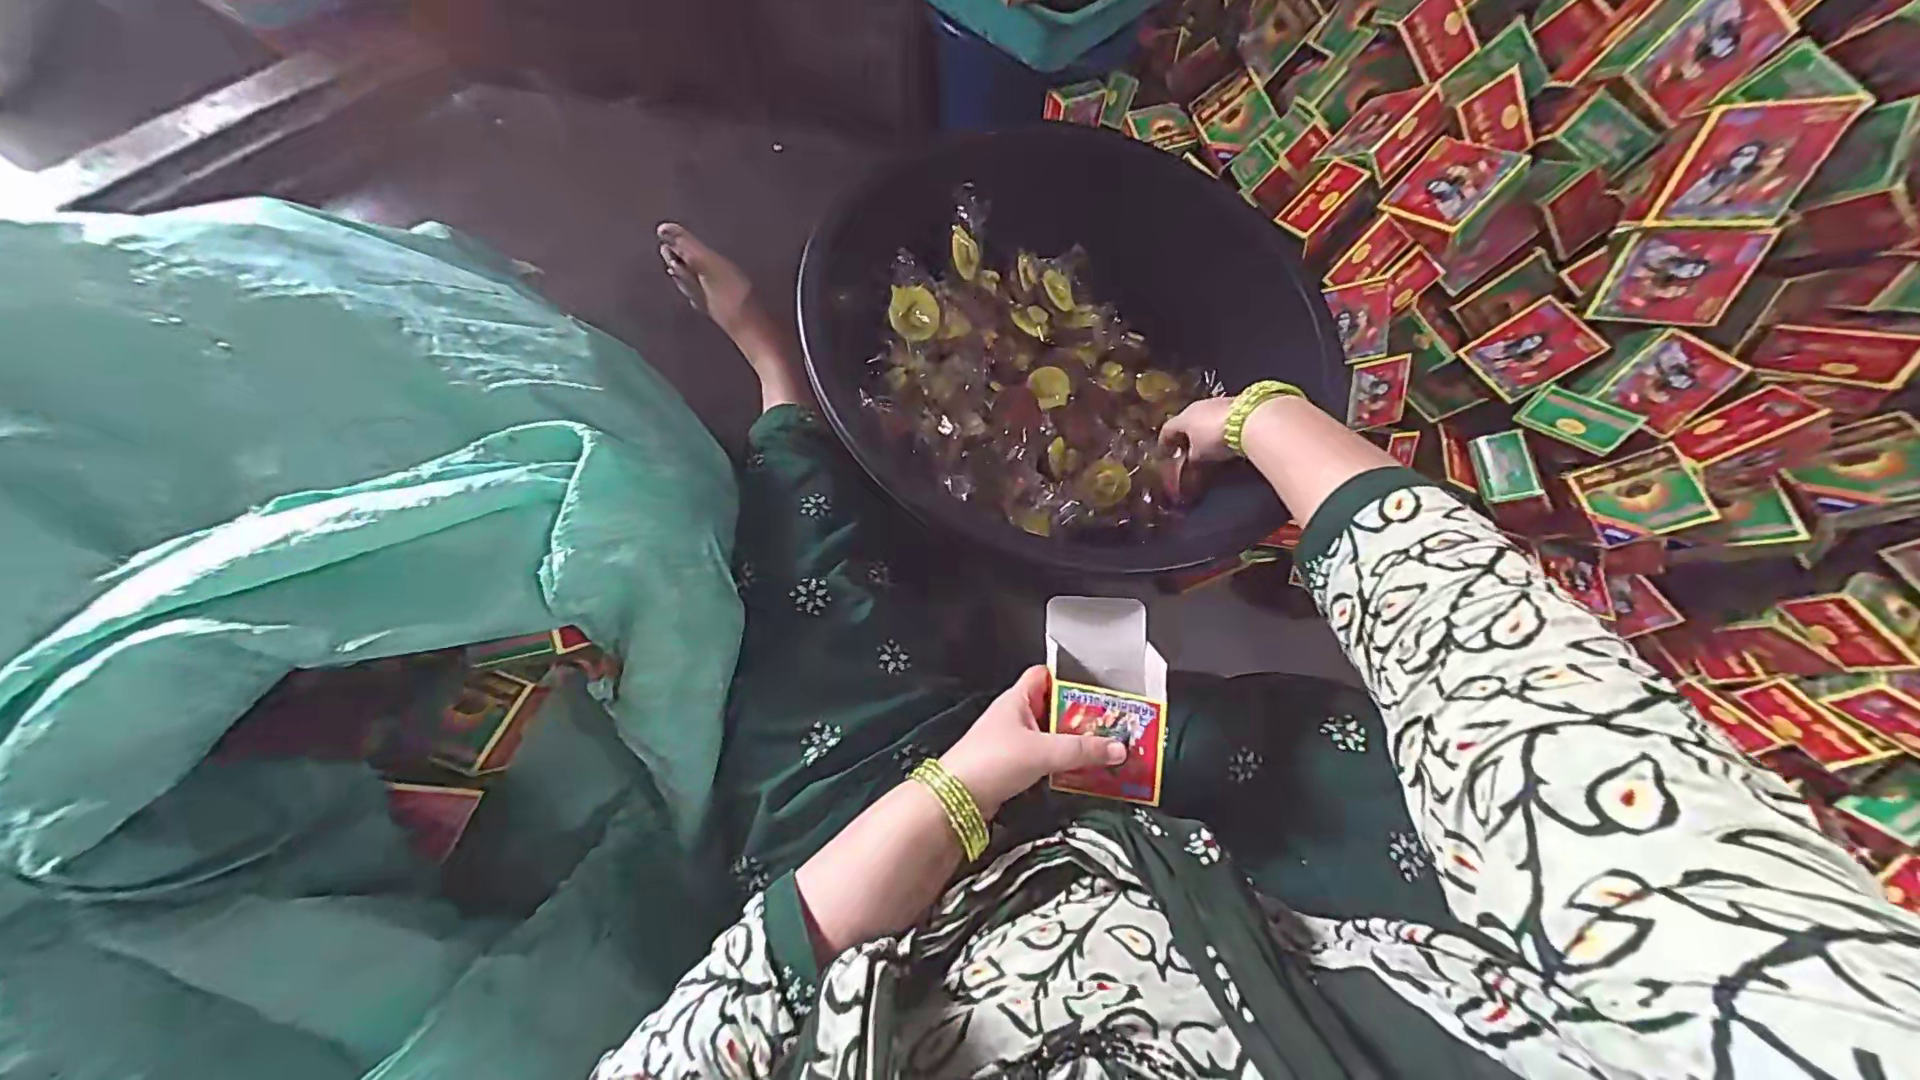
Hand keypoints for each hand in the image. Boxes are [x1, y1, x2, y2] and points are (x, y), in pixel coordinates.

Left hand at [940, 666, 1126, 817]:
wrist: (958, 798)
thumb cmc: (993, 760)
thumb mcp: (1043, 751)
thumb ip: (1082, 750)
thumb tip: (1119, 749)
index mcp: (1016, 699)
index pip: (1043, 675)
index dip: (1067, 678)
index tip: (1095, 691)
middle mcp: (1014, 716)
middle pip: (1052, 708)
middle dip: (1079, 717)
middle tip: (1110, 726)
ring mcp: (1012, 741)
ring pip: (1050, 735)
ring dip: (1073, 743)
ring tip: (1104, 750)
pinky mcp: (1012, 765)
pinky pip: (1044, 758)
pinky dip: (1061, 763)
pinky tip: (1081, 771)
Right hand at [1159, 396, 1237, 464]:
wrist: (1249, 420)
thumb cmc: (1215, 439)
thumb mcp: (1199, 456)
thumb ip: (1191, 459)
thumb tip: (1189, 462)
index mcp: (1182, 418)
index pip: (1167, 430)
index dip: (1164, 443)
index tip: (1164, 454)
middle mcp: (1195, 407)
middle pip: (1184, 421)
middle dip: (1183, 436)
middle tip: (1184, 449)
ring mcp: (1214, 402)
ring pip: (1201, 417)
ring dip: (1200, 430)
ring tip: (1204, 443)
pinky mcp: (1232, 401)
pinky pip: (1217, 416)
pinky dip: (1215, 425)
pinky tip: (1220, 435)